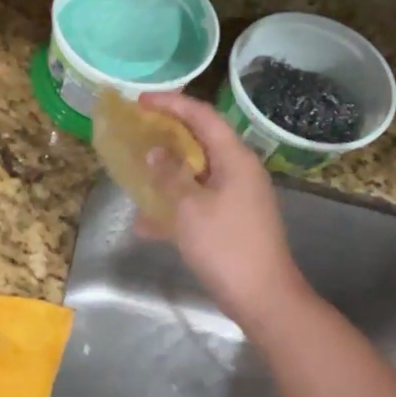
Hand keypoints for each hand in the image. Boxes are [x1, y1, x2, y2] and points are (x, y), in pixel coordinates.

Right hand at [133, 91, 312, 328]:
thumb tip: (154, 150)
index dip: (171, 105)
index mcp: (235, 159)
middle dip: (166, 135)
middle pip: (200, 142)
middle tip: (134, 131)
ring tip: (134, 172)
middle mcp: (238, 172)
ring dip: (165, 171)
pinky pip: (196, 202)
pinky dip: (172, 206)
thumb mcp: (190, 207)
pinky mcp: (229, 222)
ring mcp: (235, 198)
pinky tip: (144, 224)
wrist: (261, 295)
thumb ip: (170, 175)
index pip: (202, 117)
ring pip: (195, 173)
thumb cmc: (226, 245)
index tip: (140, 101)